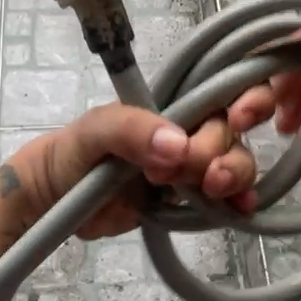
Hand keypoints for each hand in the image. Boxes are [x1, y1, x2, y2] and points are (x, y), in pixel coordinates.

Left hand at [4, 104, 258, 238]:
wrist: (53, 201)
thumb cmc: (72, 151)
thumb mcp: (94, 130)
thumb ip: (131, 129)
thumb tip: (179, 145)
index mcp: (172, 102)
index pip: (224, 89)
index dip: (247, 98)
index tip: (237, 118)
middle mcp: (188, 128)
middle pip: (231, 131)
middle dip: (220, 149)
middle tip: (188, 171)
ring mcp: (190, 166)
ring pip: (234, 163)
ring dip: (234, 175)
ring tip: (211, 189)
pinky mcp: (187, 201)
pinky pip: (223, 199)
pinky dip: (236, 203)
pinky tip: (239, 211)